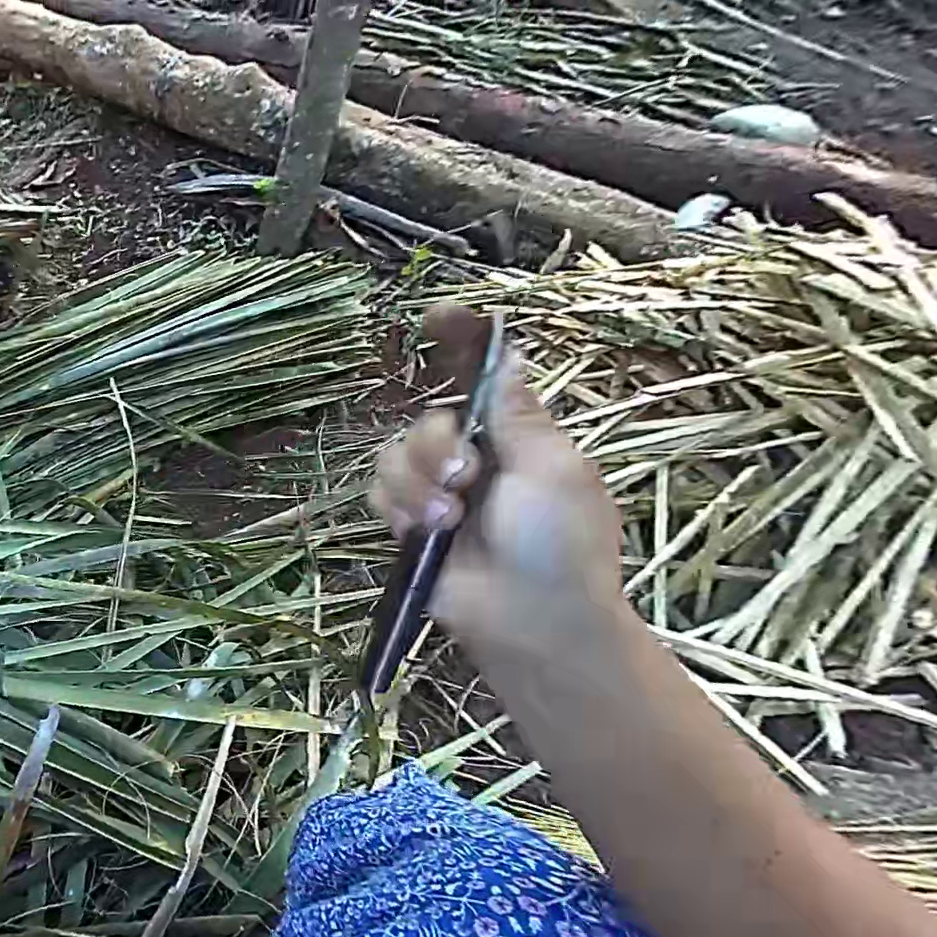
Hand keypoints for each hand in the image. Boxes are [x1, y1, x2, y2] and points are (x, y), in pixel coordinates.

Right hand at [371, 304, 626, 660]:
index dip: (460, 342)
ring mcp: (434, 491)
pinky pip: (378, 493)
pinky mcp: (407, 521)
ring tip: (446, 519)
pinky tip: (425, 531)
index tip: (435, 317)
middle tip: (464, 479)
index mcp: (514, 436)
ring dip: (415, 484)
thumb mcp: (552, 469)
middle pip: (426, 420)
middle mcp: (470, 457)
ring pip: (393, 456)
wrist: (527, 618)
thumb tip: (511, 358)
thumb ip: (519, 416)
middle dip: (435, 447)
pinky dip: (397, 508)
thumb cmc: (559, 543)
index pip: (482, 375)